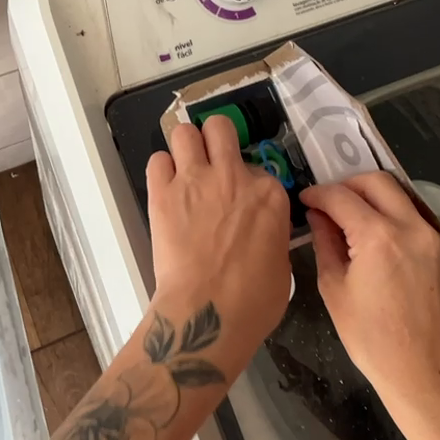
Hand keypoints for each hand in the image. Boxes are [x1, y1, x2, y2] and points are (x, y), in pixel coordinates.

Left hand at [145, 115, 291, 355]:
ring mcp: (195, 180)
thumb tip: (261, 235)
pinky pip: (156, 161)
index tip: (241, 201)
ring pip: (184, 132)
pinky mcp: (162, 193)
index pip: (257, 167)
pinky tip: (166, 188)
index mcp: (269, 194)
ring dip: (185, 147)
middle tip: (211, 160)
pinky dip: (161, 171)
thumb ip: (272, 236)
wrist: (208, 312)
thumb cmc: (254, 300)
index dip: (247, 183)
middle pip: (219, 128)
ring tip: (185, 169)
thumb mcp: (282, 264)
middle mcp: (233, 175)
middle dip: (215, 138)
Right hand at [302, 172, 439, 410]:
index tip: (306, 200)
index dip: (318, 194)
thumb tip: (319, 216)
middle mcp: (411, 226)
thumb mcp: (334, 290)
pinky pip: (419, 219)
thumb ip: (325, 243)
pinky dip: (397, 217)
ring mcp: (436, 237)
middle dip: (349, 184)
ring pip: (402, 195)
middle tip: (332, 203)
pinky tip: (385, 241)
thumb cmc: (372, 338)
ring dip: (376, 198)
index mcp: (378, 236)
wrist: (426, 372)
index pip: (341, 197)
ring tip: (357, 218)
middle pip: (377, 181)